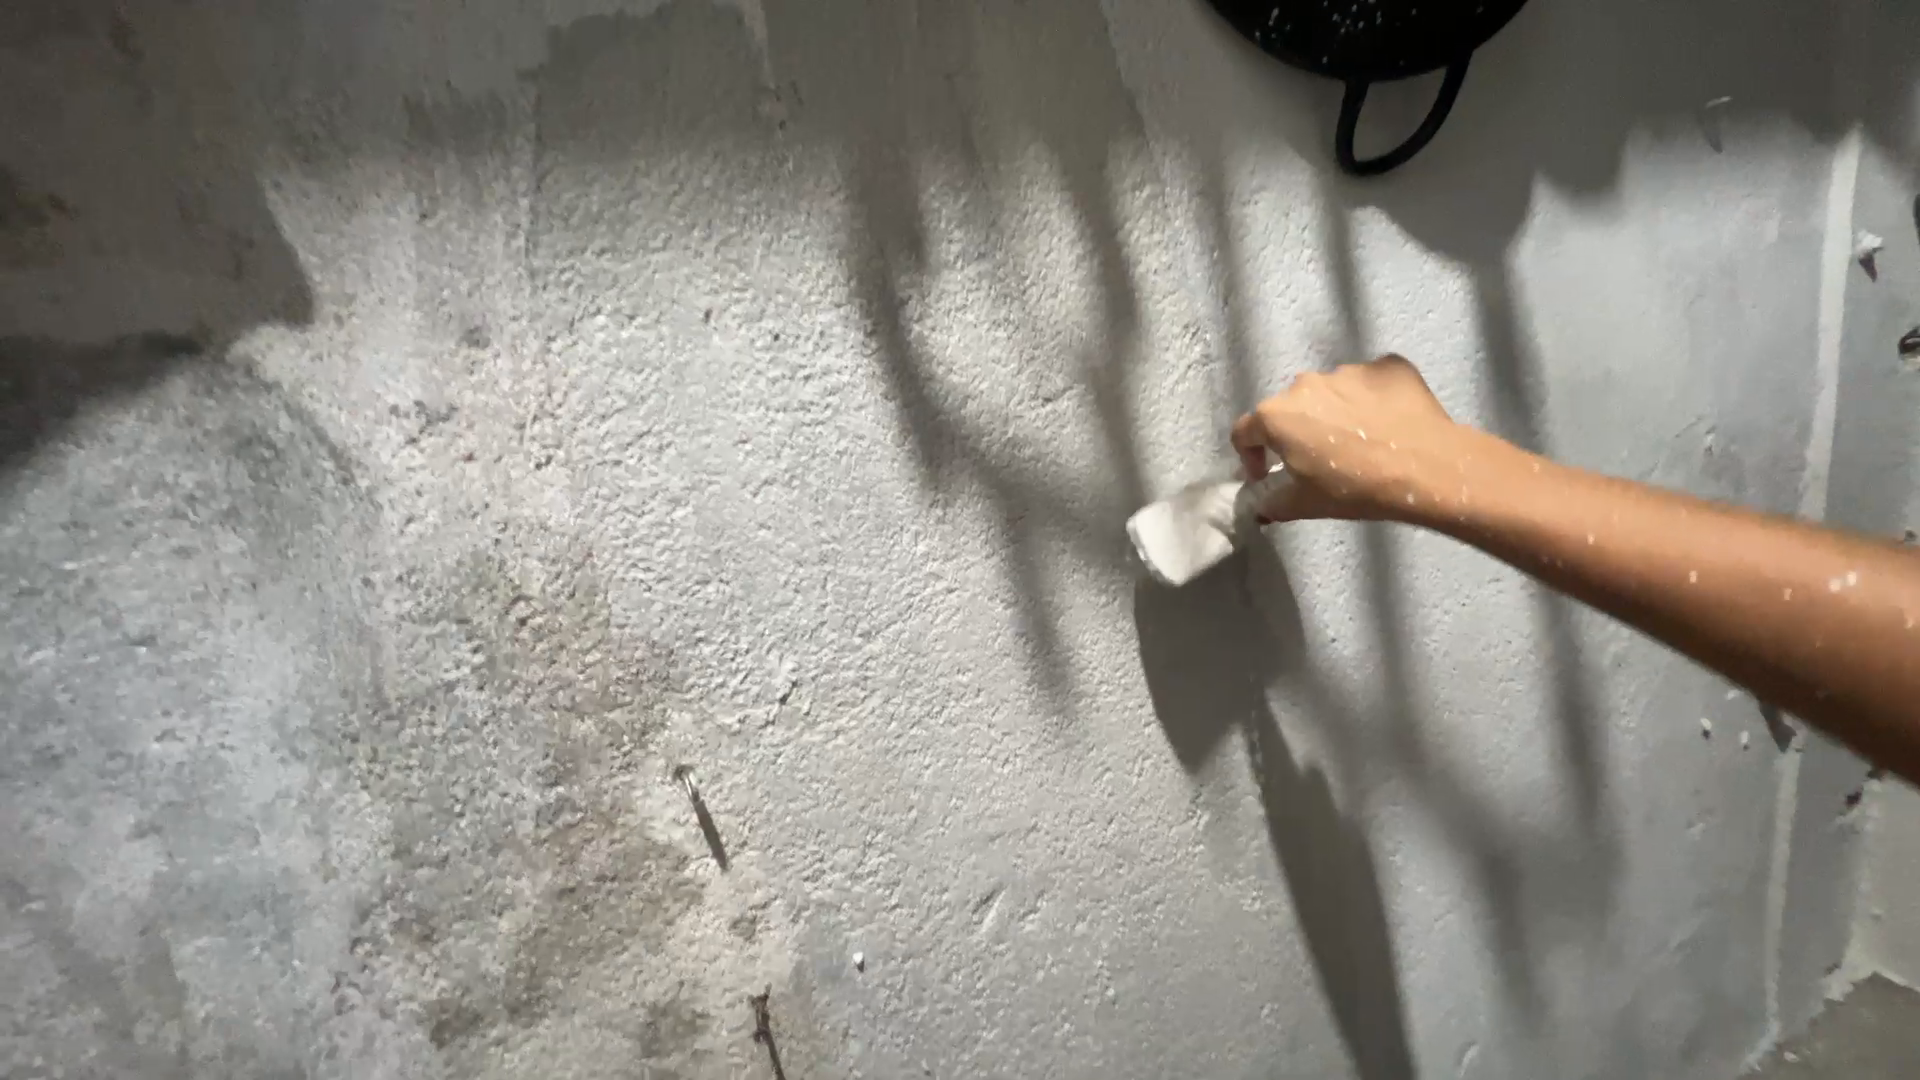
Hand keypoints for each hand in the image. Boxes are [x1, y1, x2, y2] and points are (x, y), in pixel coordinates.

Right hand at [1231, 355, 1465, 521]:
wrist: (1428, 468)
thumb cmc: (1355, 488)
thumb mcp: (1304, 504)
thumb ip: (1271, 503)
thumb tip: (1262, 504)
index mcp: (1276, 416)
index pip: (1244, 432)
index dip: (1249, 456)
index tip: (1266, 475)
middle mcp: (1304, 384)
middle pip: (1287, 408)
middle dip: (1294, 431)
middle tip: (1315, 457)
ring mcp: (1348, 371)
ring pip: (1328, 393)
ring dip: (1331, 413)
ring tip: (1355, 439)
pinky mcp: (1387, 366)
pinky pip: (1367, 383)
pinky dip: (1368, 400)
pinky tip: (1383, 423)